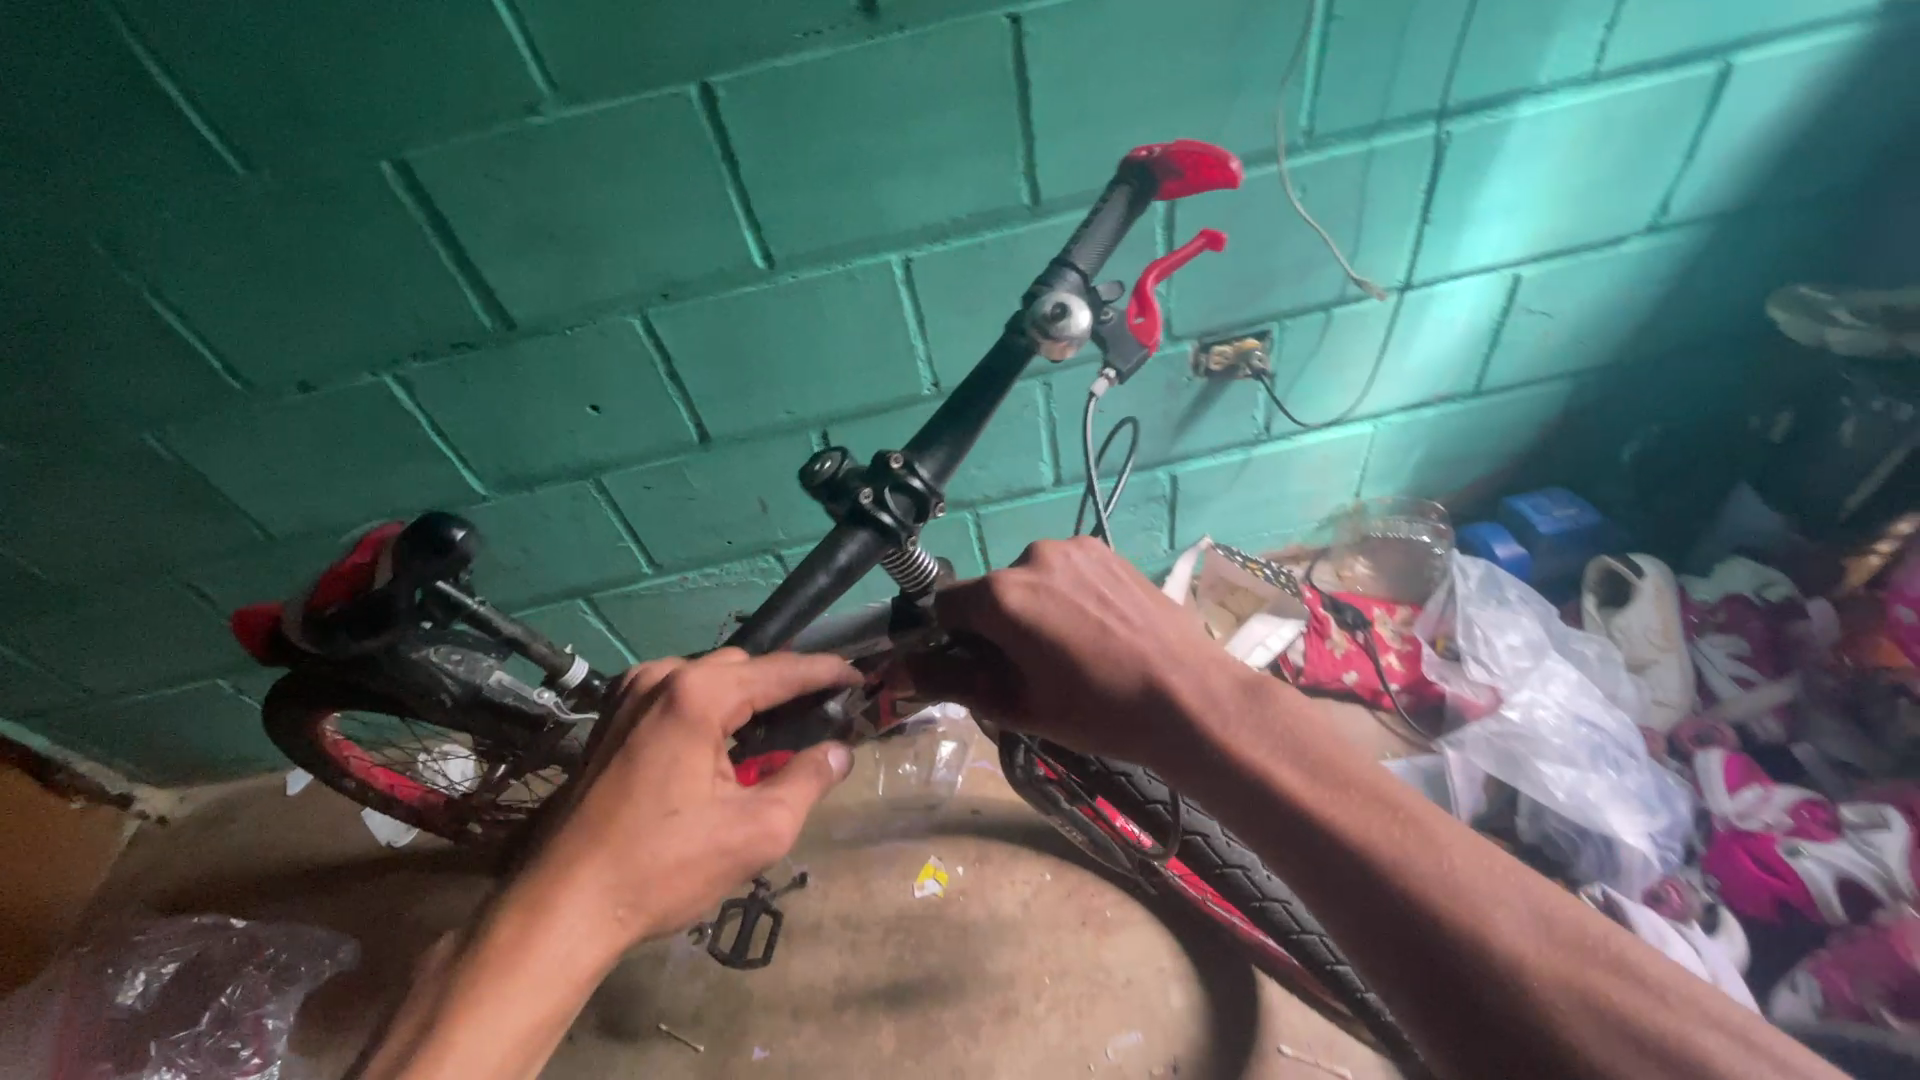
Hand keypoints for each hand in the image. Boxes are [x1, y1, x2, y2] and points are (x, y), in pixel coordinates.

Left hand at [512, 648, 860, 953]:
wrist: (562, 906)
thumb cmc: (664, 868)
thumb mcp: (757, 831)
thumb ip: (808, 780)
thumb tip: (840, 752)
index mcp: (698, 695)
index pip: (781, 671)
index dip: (826, 672)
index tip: (860, 677)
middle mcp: (661, 677)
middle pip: (744, 668)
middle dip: (785, 687)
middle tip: (822, 715)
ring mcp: (628, 693)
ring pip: (709, 678)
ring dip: (746, 699)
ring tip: (779, 732)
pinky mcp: (610, 717)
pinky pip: (677, 695)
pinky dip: (710, 709)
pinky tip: (725, 743)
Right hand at [909, 537, 1273, 774]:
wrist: (1187, 697)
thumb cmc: (1096, 711)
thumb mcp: (1016, 704)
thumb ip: (950, 680)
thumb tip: (897, 671)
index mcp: (1001, 595)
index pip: (945, 607)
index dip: (953, 641)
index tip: (978, 668)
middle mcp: (1031, 556)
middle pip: (990, 592)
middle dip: (997, 626)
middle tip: (1031, 669)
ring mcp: (1073, 548)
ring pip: (1029, 580)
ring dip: (1033, 608)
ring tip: (1072, 649)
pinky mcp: (1106, 550)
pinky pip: (1064, 571)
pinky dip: (1066, 595)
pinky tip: (1097, 629)